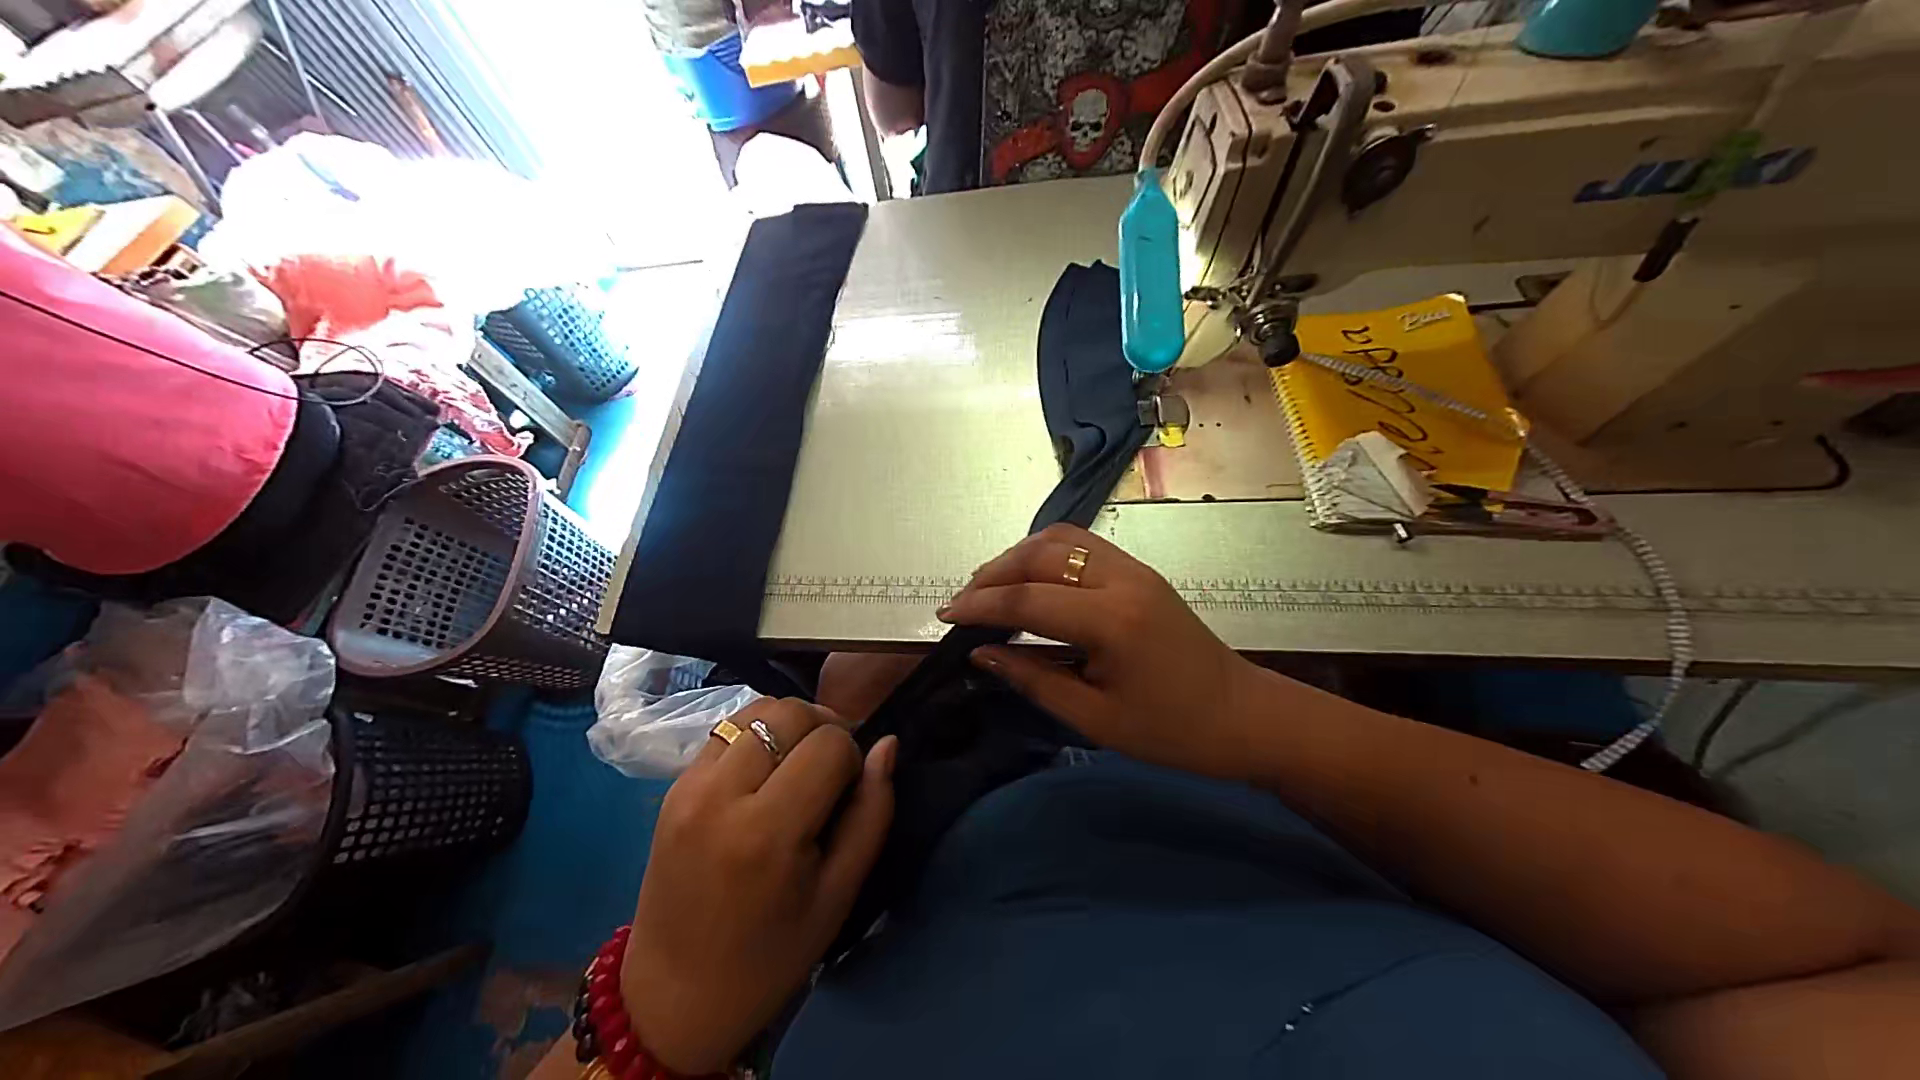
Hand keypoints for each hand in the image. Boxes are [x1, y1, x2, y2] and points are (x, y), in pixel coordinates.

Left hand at [621, 699, 895, 1073]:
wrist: (674, 994)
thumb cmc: (771, 955)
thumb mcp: (839, 893)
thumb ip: (872, 812)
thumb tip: (887, 745)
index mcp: (767, 832)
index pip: (830, 745)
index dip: (853, 759)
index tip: (850, 792)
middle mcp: (721, 795)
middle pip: (791, 713)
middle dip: (825, 729)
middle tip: (833, 768)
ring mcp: (688, 786)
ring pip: (757, 710)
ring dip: (790, 725)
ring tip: (800, 763)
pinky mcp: (672, 786)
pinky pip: (727, 730)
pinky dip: (758, 735)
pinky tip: (766, 772)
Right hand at [937, 524, 1270, 780]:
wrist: (1244, 716)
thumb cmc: (1173, 732)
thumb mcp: (1095, 719)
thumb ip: (1033, 679)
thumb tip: (982, 653)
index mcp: (1113, 621)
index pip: (1028, 599)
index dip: (980, 606)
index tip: (946, 616)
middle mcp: (1122, 579)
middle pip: (1040, 556)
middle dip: (992, 575)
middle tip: (962, 604)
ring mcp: (1134, 569)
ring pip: (1060, 539)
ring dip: (1017, 557)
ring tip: (989, 588)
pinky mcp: (1139, 572)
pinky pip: (1081, 546)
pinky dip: (1045, 555)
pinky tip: (1029, 580)